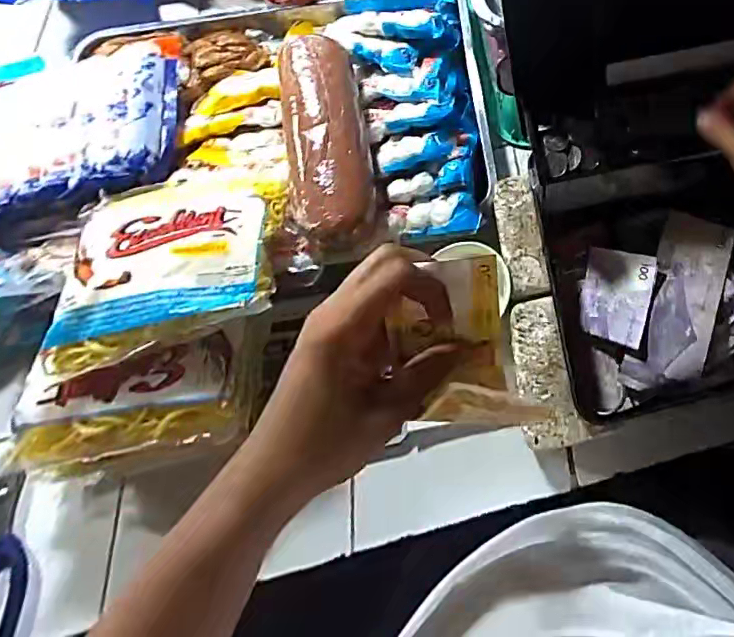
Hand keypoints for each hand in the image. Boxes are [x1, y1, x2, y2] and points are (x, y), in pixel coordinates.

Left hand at [242, 245, 468, 501]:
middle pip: (386, 259)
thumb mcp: (386, 416)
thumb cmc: (323, 449)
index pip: (396, 271)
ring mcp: (328, 318)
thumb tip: (464, 347)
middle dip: (425, 275)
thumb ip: (427, 374)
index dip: (432, 285)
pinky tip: (407, 347)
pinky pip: (369, 300)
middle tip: (447, 308)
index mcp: (343, 324)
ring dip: (411, 292)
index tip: (449, 320)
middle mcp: (333, 309)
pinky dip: (396, 309)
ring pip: (378, 276)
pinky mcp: (328, 332)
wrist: (268, 474)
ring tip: (432, 328)